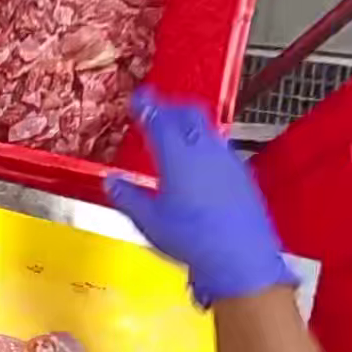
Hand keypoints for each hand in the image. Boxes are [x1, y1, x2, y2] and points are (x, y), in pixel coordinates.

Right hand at [104, 87, 297, 307]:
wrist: (237, 255)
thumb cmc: (190, 238)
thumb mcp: (147, 220)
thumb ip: (128, 196)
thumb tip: (111, 182)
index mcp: (179, 158)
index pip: (161, 121)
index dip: (148, 106)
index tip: (138, 97)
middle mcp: (206, 151)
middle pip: (190, 115)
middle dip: (171, 107)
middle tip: (157, 106)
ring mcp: (227, 161)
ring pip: (206, 130)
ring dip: (188, 125)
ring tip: (173, 130)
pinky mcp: (239, 174)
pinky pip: (218, 147)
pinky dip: (201, 143)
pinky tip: (194, 158)